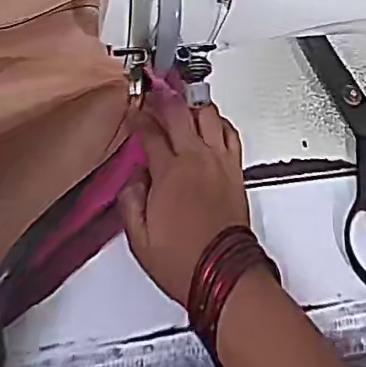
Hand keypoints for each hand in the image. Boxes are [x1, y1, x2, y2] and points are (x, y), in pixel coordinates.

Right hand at [116, 100, 249, 305]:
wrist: (223, 274)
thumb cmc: (185, 260)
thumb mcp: (139, 239)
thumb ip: (130, 201)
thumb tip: (132, 177)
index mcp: (169, 173)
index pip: (150, 132)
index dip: (139, 118)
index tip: (134, 114)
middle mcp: (195, 160)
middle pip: (179, 111)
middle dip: (164, 97)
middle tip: (156, 92)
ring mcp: (218, 161)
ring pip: (207, 114)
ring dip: (192, 104)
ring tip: (183, 100)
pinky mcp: (235, 169)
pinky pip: (229, 132)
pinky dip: (219, 122)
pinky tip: (211, 122)